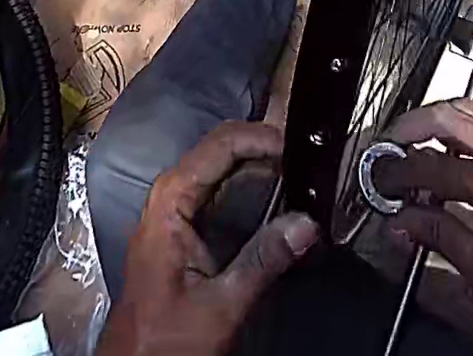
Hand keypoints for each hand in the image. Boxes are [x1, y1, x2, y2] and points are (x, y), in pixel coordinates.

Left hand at [96, 122, 321, 355]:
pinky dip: (252, 179)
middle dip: (264, 143)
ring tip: (299, 168)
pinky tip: (278, 190)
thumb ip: (264, 260)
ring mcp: (177, 202)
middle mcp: (172, 189)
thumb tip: (307, 222)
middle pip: (223, 144)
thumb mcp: (220, 306)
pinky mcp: (187, 219)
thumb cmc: (165, 341)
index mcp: (172, 197)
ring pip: (224, 161)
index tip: (297, 146)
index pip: (221, 143)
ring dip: (260, 159)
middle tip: (305, 155)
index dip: (260, 137)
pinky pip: (222, 183)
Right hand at [376, 100, 472, 355]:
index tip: (383, 179)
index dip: (402, 172)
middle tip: (388, 146)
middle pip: (452, 113)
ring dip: (434, 121)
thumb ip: (446, 242)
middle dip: (411, 126)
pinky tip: (447, 155)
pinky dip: (459, 130)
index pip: (438, 167)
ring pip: (472, 109)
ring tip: (410, 145)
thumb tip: (405, 223)